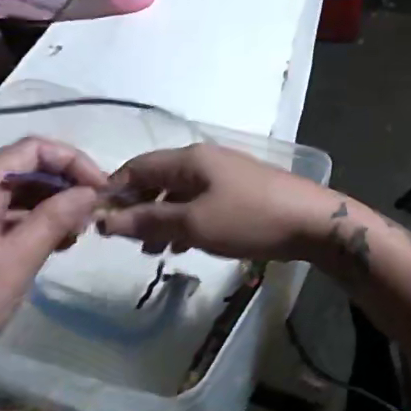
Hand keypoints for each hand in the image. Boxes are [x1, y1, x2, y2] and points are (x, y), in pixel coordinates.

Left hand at [0, 137, 105, 410]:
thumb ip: (53, 221)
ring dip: (46, 211)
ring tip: (75, 238)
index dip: (72, 161)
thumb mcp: (11, 266)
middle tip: (94, 218)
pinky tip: (44, 253)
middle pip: (18, 173)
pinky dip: (24, 233)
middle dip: (62, 187)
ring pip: (8, 202)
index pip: (29, 150)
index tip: (103, 190)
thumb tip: (89, 190)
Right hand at [96, 144, 339, 263]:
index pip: (139, 166)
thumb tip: (106, 220)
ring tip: (154, 252)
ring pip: (181, 194)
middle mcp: (206, 159)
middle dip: (139, 208)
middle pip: (159, 179)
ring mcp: (226, 175)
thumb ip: (149, 220)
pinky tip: (185, 246)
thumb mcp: (194, 223)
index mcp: (190, 158)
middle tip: (127, 242)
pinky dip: (187, 221)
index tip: (98, 221)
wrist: (312, 222)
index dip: (115, 190)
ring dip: (163, 219)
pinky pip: (202, 203)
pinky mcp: (241, 192)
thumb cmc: (249, 219)